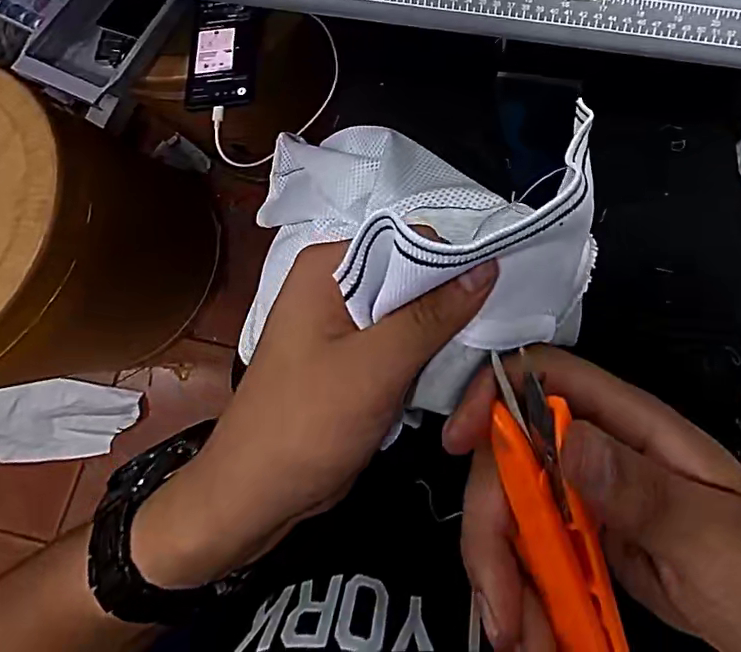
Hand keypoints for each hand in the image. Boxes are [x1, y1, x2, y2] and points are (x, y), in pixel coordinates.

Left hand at [132, 241, 497, 587]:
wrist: (252, 500)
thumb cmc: (305, 425)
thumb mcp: (376, 366)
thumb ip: (433, 314)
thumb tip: (487, 266)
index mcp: (330, 265)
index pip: (411, 241)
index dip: (452, 268)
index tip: (487, 304)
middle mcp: (336, 281)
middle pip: (414, 276)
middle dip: (446, 308)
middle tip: (479, 343)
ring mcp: (343, 319)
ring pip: (412, 311)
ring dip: (438, 339)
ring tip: (460, 367)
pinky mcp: (353, 354)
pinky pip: (401, 340)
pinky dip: (422, 358)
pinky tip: (436, 381)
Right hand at [444, 347, 740, 651]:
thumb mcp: (710, 534)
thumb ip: (639, 486)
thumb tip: (562, 435)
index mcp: (633, 424)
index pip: (549, 377)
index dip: (495, 392)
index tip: (458, 444)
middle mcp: (602, 449)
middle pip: (515, 453)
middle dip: (492, 522)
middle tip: (498, 605)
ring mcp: (591, 495)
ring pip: (516, 506)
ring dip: (505, 570)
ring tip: (522, 638)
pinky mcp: (587, 539)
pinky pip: (534, 549)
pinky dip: (523, 590)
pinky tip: (535, 632)